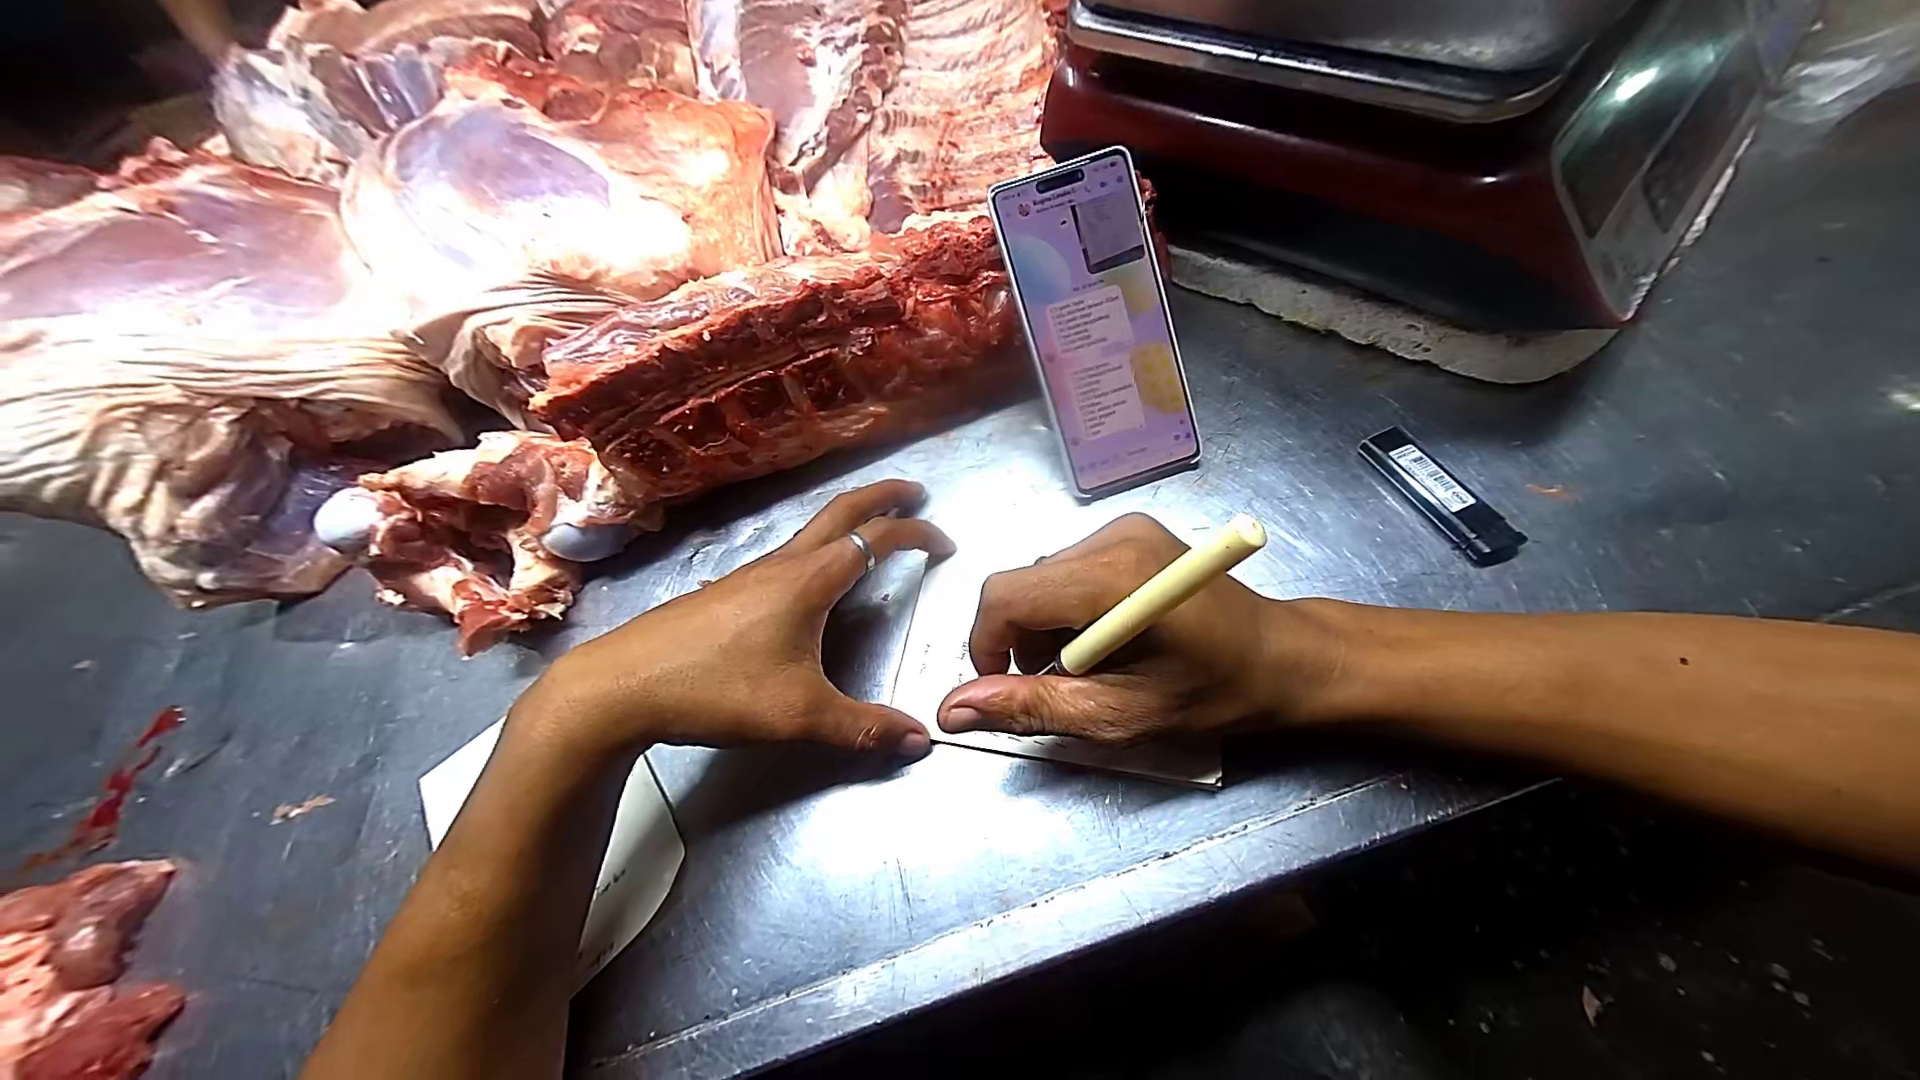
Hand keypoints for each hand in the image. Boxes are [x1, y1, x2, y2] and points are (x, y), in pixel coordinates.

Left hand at [513, 479, 952, 759]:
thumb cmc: (717, 690)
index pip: (876, 539)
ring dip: (851, 519)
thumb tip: (921, 739)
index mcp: (809, 581)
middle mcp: (783, 565)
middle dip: (883, 495)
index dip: (917, 534)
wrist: (620, 686)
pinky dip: (822, 544)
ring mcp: (751, 573)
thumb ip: (863, 727)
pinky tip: (814, 575)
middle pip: (842, 510)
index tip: (945, 542)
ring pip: (812, 529)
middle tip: (915, 491)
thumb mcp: (800, 715)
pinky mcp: (729, 590)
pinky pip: (790, 551)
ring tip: (874, 530)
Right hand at [938, 514, 1344, 743]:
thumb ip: (1032, 708)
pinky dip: (1066, 609)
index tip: (1008, 687)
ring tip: (1093, 663)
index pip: (1006, 596)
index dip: (988, 645)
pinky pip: (1066, 569)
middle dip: (1023, 641)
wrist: (1283, 656)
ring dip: (1046, 627)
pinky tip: (1104, 635)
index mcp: (1113, 577)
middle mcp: (1113, 536)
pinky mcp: (1129, 531)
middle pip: (1021, 585)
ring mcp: (1123, 528)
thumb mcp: (1120, 715)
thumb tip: (951, 709)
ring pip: (1041, 578)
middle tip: (1064, 683)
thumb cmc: (1214, 693)